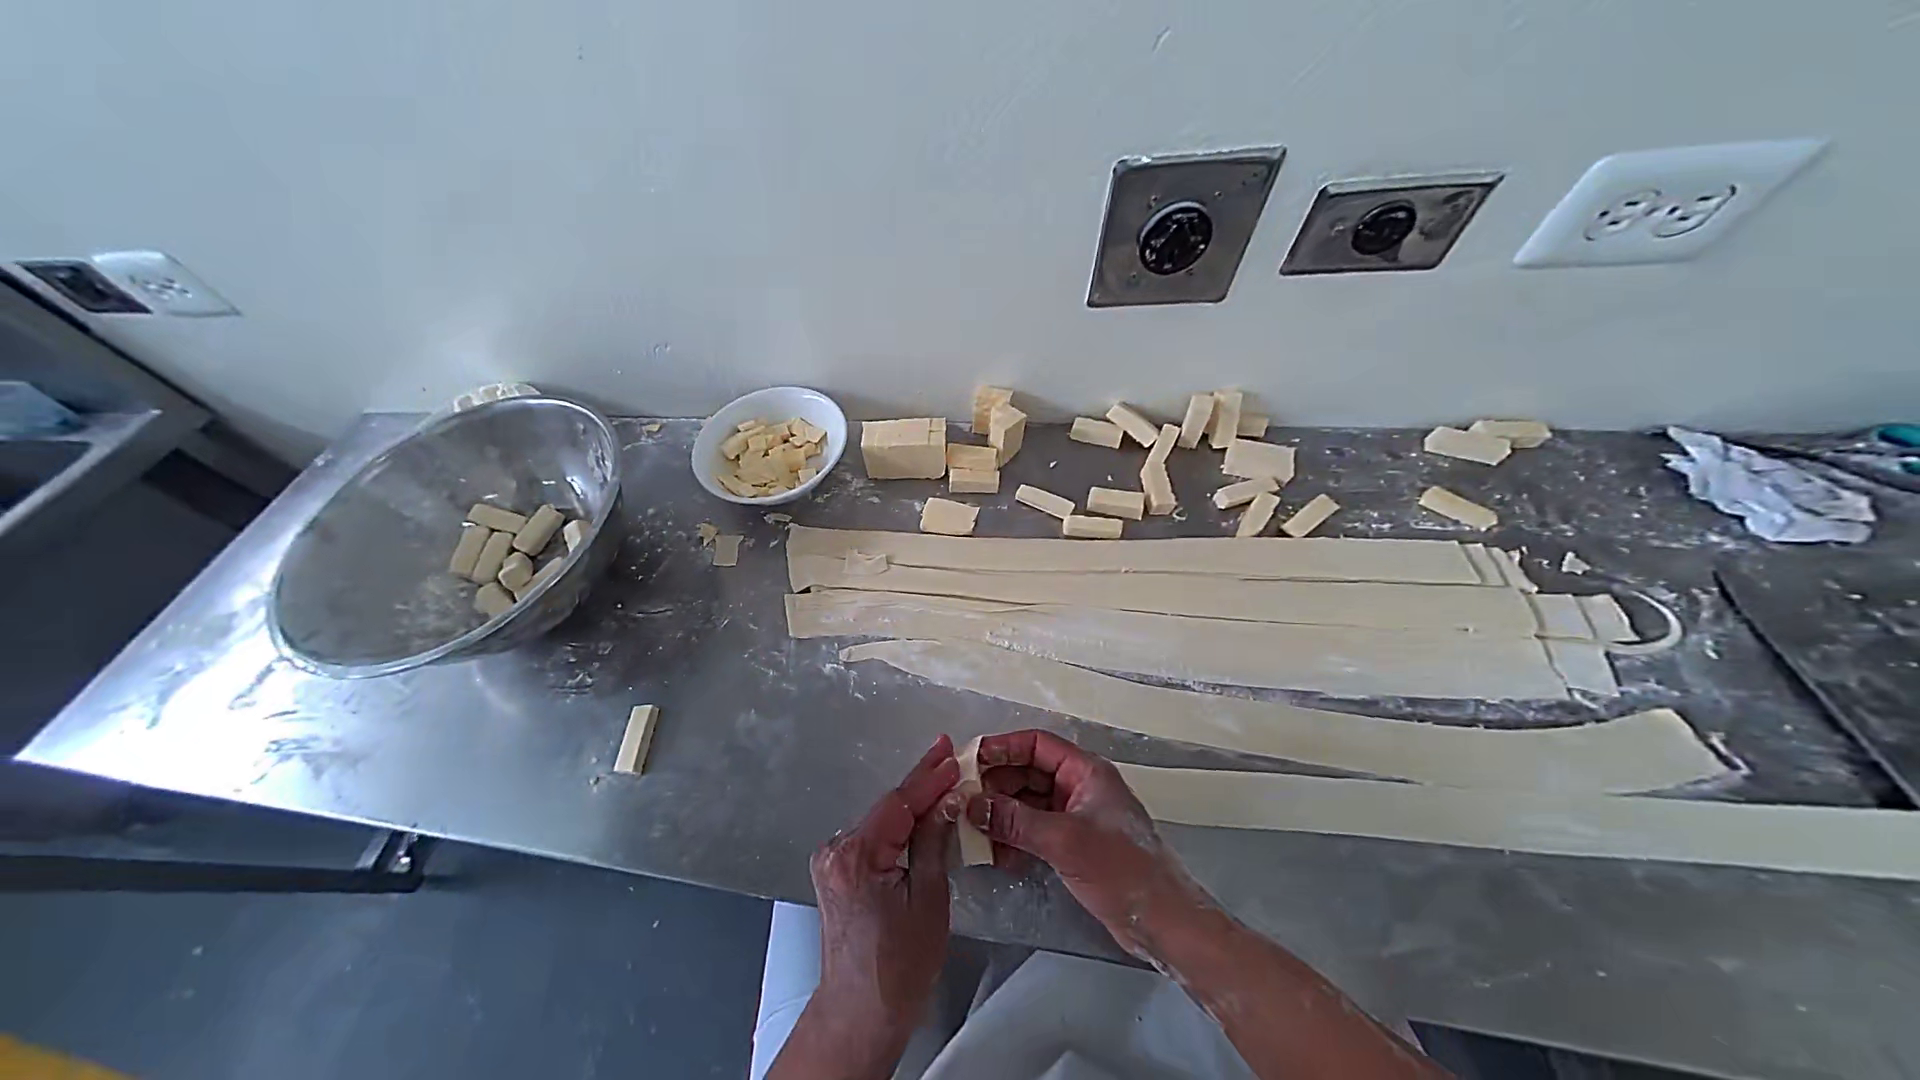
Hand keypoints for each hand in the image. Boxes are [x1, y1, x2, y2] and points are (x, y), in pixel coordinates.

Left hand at [808, 735, 959, 1035]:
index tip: (952, 756)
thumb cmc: (899, 967)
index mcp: (857, 857)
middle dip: (921, 783)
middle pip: (888, 807)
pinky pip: (873, 835)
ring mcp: (832, 861)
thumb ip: (933, 841)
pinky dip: (898, 823)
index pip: (899, 803)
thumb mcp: (929, 899)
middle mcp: (836, 852)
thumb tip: (946, 801)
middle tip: (948, 754)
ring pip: (881, 819)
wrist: (862, 1009)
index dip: (929, 778)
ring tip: (941, 778)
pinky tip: (919, 812)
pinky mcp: (836, 870)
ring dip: (911, 802)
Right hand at [964, 729, 1212, 956]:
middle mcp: (1079, 788)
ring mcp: (1076, 816)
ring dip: (1002, 814)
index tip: (971, 759)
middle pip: (1028, 773)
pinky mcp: (1073, 844)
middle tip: (963, 798)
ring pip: (1028, 803)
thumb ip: (1015, 820)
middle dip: (997, 785)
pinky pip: (1034, 830)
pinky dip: (1014, 838)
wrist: (1162, 922)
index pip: (1038, 745)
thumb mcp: (1063, 840)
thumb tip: (971, 804)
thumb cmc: (1121, 869)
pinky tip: (996, 854)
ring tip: (974, 829)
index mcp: (1086, 772)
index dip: (1003, 748)